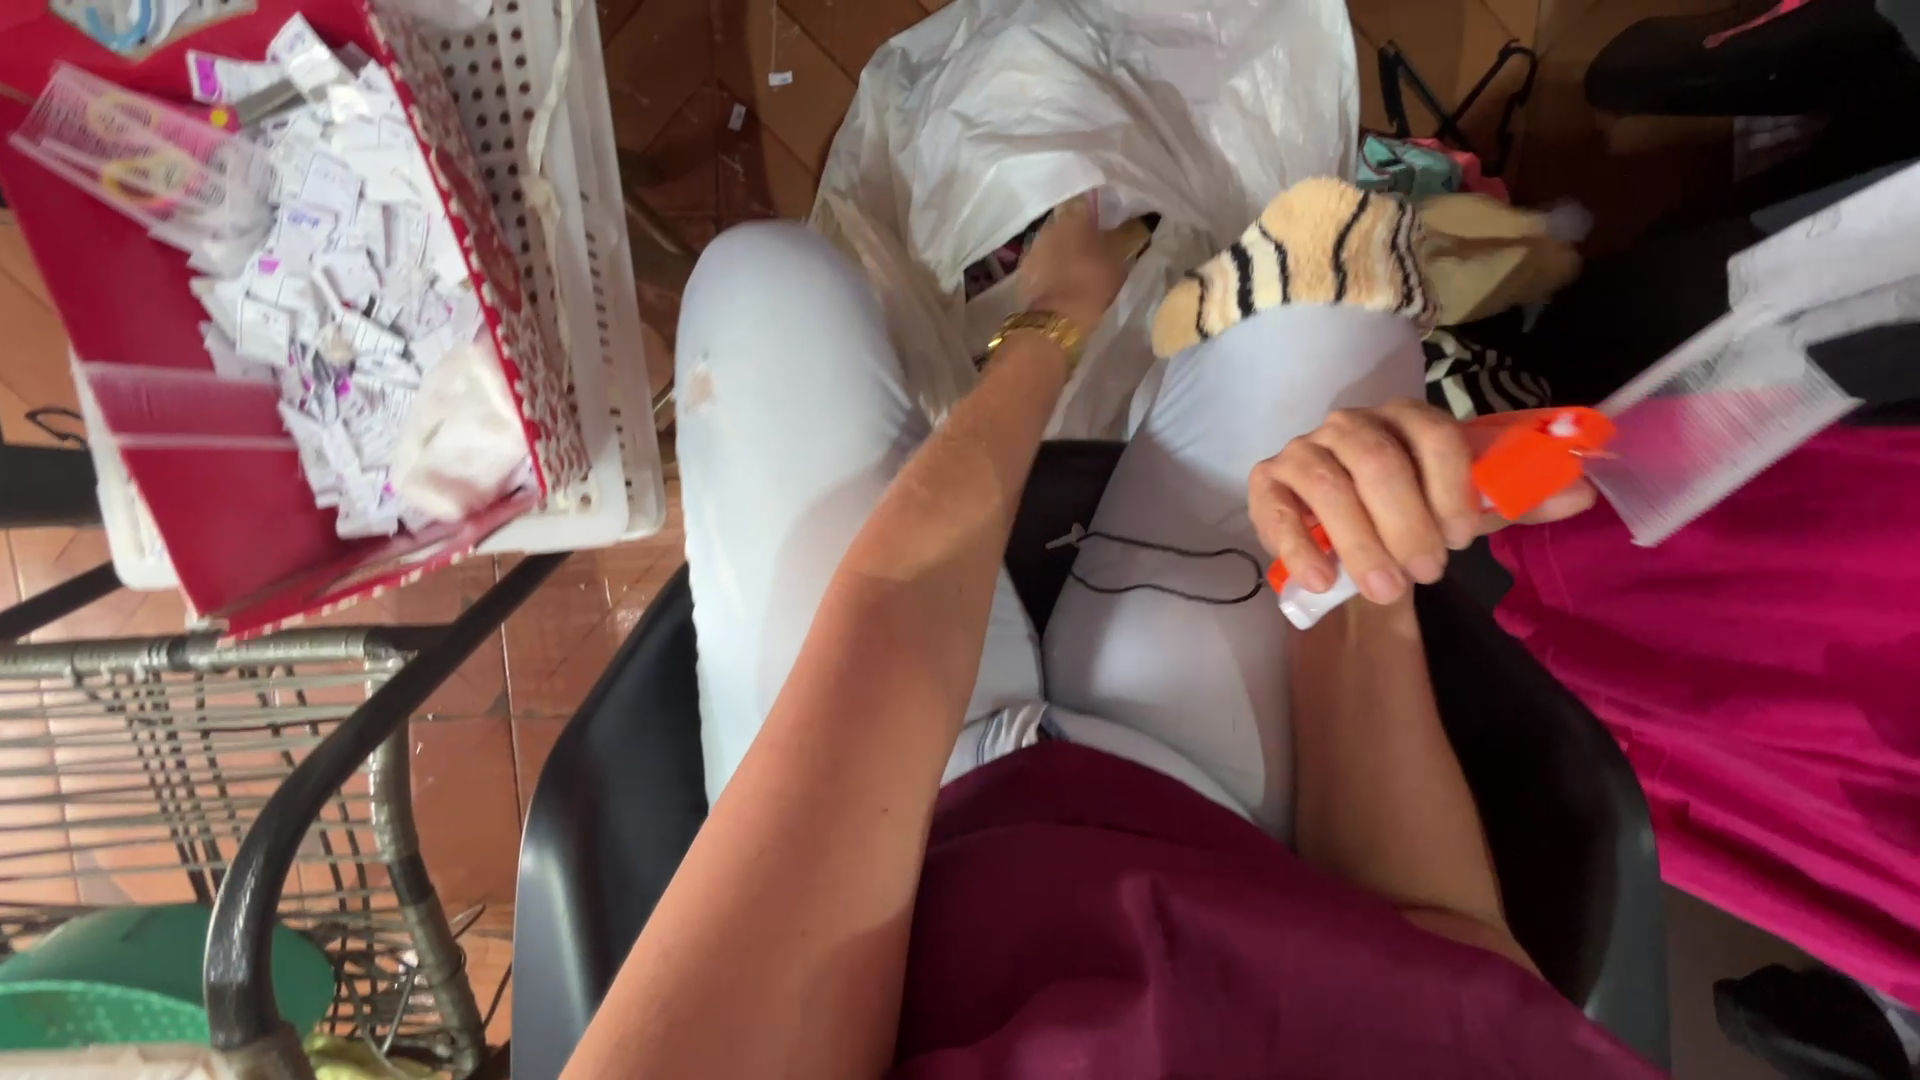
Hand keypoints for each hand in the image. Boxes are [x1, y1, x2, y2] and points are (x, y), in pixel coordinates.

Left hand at [1018, 194, 1127, 335]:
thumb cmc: (1093, 282)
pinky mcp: (1022, 273)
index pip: (1089, 206)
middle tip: (1095, 251)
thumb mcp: (1118, 259)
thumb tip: (1130, 226)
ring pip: (1053, 245)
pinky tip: (1061, 283)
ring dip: (1063, 254)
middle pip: (1068, 226)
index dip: (1100, 218)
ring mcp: (1032, 249)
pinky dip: (1051, 271)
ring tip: (1077, 270)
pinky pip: (1042, 265)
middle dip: (1080, 236)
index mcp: (1074, 215)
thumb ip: (1123, 237)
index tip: (1111, 229)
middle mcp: (1049, 225)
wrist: (1057, 318)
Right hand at [1248, 399, 1595, 604]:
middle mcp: (1346, 424)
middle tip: (1427, 574)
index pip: (1429, 433)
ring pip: (1327, 486)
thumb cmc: (1407, 511)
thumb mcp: (1460, 505)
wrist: (1346, 532)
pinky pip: (1276, 510)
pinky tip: (1320, 580)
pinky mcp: (1266, 484)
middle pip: (1375, 462)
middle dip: (1405, 524)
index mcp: (1400, 418)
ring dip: (1359, 542)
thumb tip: (1580, 491)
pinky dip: (1298, 546)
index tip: (1460, 538)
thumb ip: (1512, 497)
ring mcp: (1301, 452)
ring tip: (1383, 590)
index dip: (1448, 486)